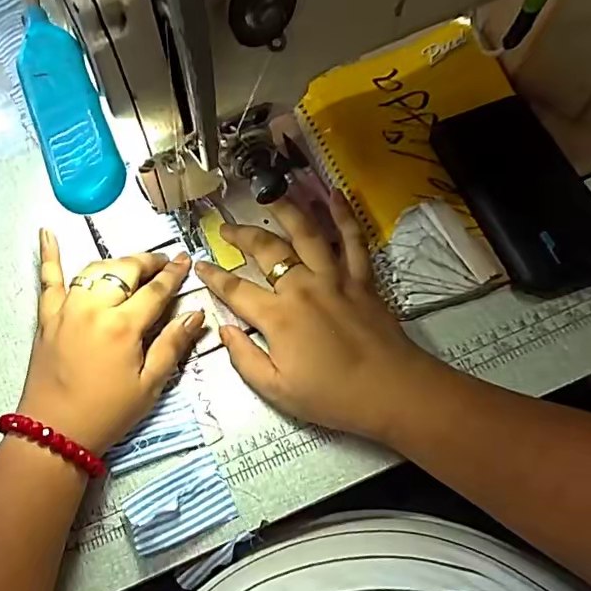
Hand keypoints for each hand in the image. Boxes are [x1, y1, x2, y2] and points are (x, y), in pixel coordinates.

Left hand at [17, 231, 205, 455]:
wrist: (55, 433)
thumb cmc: (108, 413)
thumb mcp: (150, 384)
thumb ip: (172, 345)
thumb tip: (195, 315)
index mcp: (123, 327)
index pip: (155, 290)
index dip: (173, 274)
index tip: (185, 261)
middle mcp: (93, 309)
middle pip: (124, 271)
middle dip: (147, 261)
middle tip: (163, 262)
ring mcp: (66, 310)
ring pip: (94, 270)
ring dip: (115, 262)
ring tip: (131, 263)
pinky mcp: (47, 318)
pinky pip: (47, 280)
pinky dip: (48, 255)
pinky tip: (46, 233)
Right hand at [195, 196, 456, 443]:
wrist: (391, 391)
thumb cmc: (332, 396)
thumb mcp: (276, 390)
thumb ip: (244, 359)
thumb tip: (224, 330)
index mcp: (278, 317)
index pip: (235, 290)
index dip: (214, 277)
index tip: (200, 265)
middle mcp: (303, 287)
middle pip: (267, 250)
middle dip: (242, 235)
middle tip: (227, 227)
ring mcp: (335, 278)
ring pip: (307, 234)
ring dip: (287, 210)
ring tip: (271, 194)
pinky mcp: (362, 279)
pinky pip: (353, 240)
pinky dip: (344, 216)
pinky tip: (335, 195)